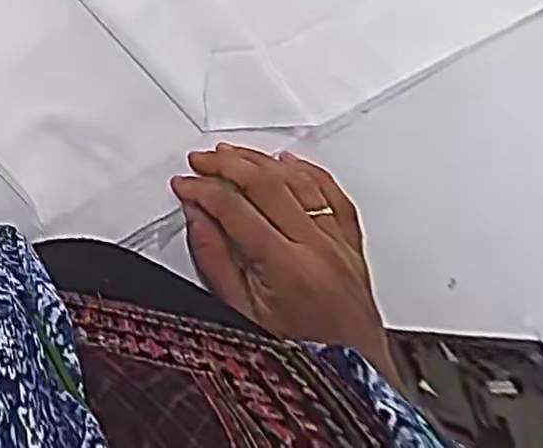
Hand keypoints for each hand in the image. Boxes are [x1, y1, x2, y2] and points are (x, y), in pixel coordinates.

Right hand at [171, 145, 398, 383]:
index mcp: (287, 268)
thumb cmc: (301, 357)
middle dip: (225, 164)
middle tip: (199, 160)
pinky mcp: (353, 249)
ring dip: (259, 160)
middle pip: (266, 183)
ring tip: (231, 153)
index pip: (234, 207)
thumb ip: (214, 258)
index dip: (202, 189)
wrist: (358, 389)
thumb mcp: (242, 315)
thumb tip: (195, 214)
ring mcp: (340, 247)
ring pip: (298, 181)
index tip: (183, 185)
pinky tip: (288, 162)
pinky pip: (335, 197)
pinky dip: (309, 172)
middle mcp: (319, 250)